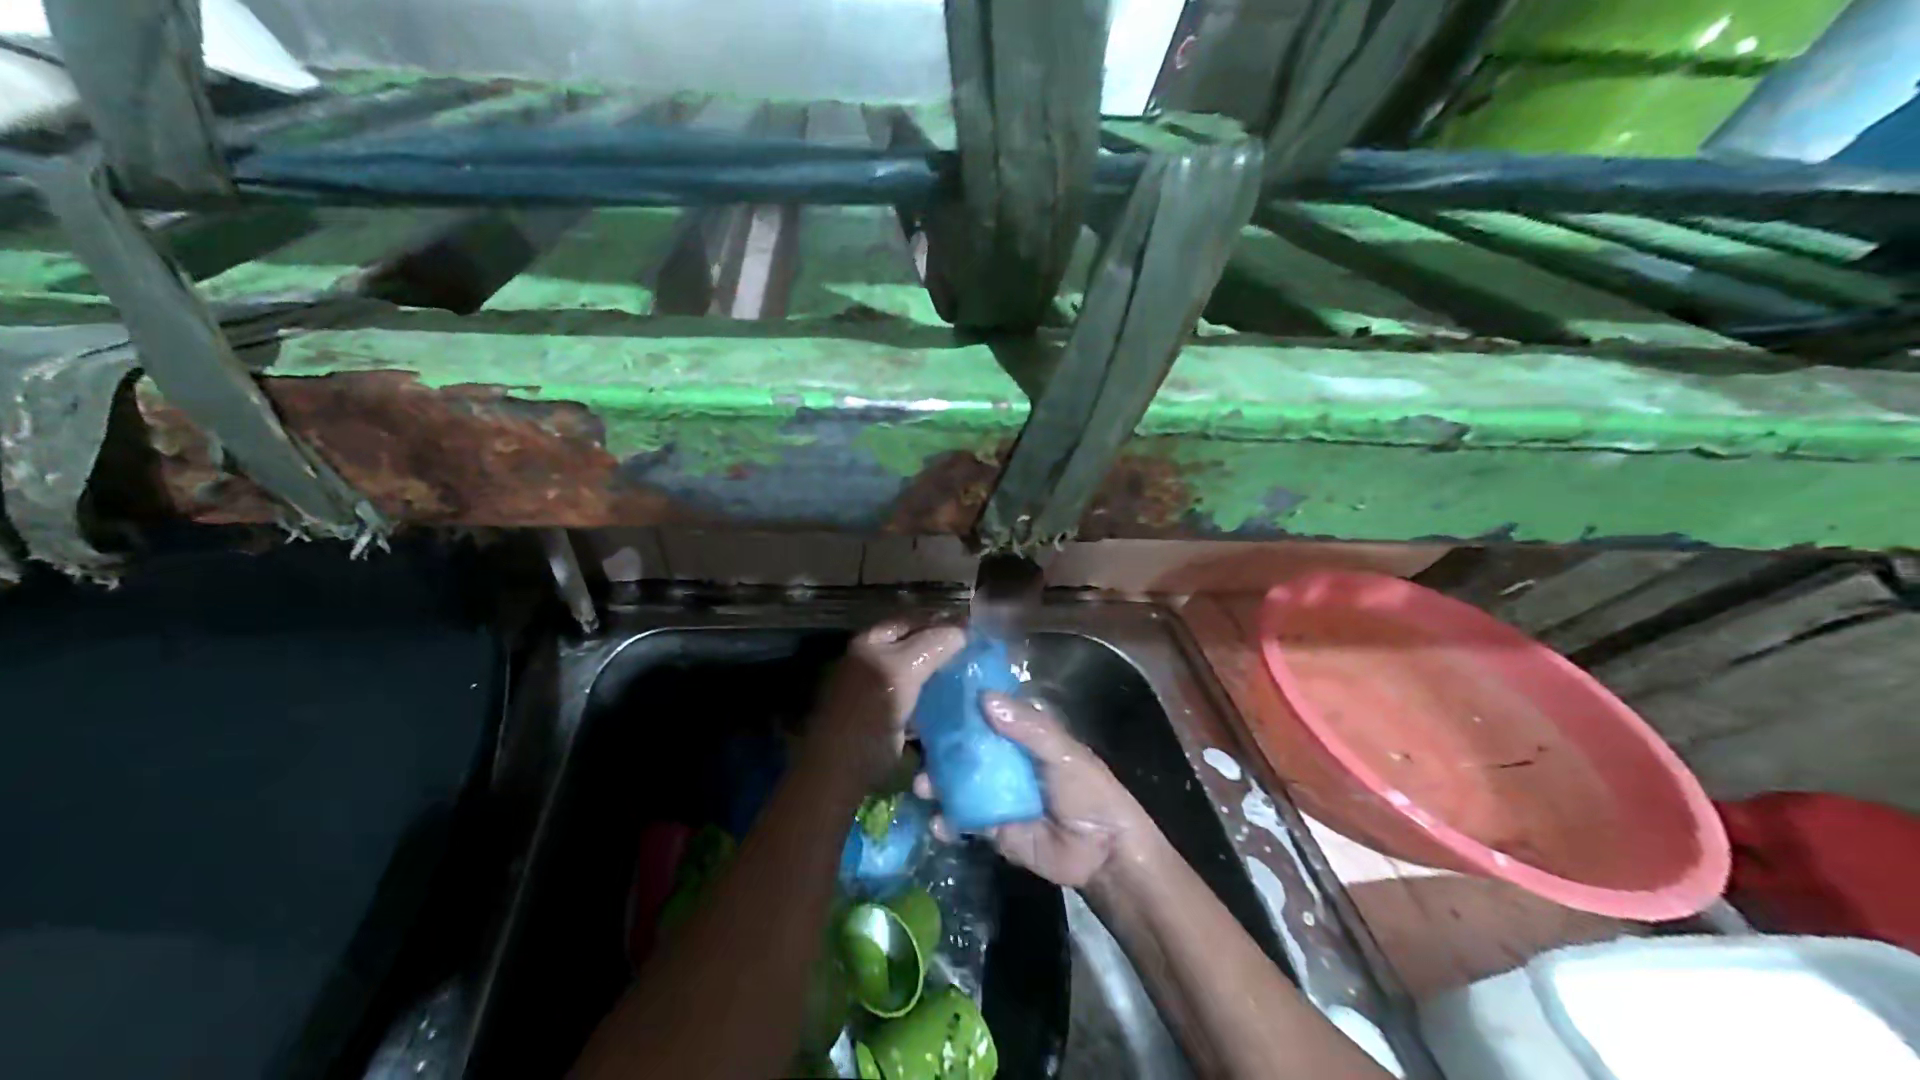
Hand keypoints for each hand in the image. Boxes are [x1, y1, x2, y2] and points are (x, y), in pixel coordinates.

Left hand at [806, 620, 966, 789]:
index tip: (972, 629)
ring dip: (943, 674)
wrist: (844, 768)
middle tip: (977, 652)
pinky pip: (920, 699)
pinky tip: (959, 700)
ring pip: (920, 673)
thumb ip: (931, 645)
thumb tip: (962, 631)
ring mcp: (882, 690)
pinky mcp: (891, 716)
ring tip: (973, 674)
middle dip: (945, 649)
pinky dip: (937, 698)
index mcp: (871, 642)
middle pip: (917, 646)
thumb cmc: (869, 712)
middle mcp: (874, 660)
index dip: (941, 621)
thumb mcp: (901, 671)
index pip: (912, 620)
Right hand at [917, 692, 1156, 889]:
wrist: (1104, 853)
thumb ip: (1027, 727)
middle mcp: (1003, 761)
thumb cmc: (1088, 791)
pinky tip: (937, 823)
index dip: (960, 708)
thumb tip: (985, 698)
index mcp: (1022, 736)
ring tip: (921, 787)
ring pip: (957, 783)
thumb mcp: (1061, 752)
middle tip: (916, 748)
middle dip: (939, 749)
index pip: (986, 715)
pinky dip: (946, 822)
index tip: (929, 698)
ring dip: (935, 783)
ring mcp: (994, 795)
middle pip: (964, 749)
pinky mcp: (991, 829)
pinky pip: (962, 821)